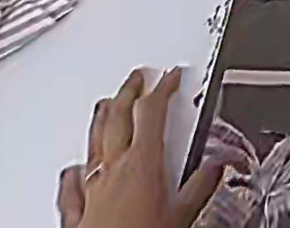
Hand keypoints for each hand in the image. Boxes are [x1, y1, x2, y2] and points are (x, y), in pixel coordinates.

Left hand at [57, 68, 222, 227]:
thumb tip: (217, 165)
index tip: (171, 76)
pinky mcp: (74, 218)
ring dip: (102, 120)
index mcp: (142, 163)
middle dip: (128, 92)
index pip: (152, 111)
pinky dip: (74, 173)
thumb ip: (200, 186)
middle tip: (137, 78)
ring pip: (94, 144)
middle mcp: (113, 170)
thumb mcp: (181, 217)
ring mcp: (91, 192)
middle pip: (118, 117)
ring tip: (106, 104)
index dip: (163, 88)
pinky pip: (71, 188)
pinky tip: (73, 168)